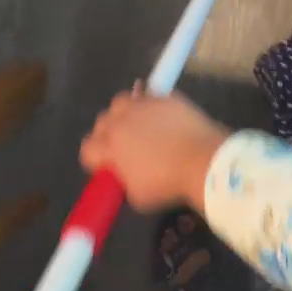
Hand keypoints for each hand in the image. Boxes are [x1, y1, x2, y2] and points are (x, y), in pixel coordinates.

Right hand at [79, 88, 229, 212]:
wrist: (203, 160)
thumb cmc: (169, 183)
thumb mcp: (137, 196)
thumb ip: (124, 181)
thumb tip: (125, 174)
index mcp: (111, 147)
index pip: (87, 149)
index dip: (95, 160)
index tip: (107, 167)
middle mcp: (122, 121)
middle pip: (102, 121)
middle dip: (106, 134)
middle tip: (121, 146)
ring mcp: (143, 105)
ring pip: (121, 101)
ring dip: (123, 113)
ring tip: (136, 123)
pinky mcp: (164, 97)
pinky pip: (147, 94)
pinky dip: (148, 103)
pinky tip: (157, 114)